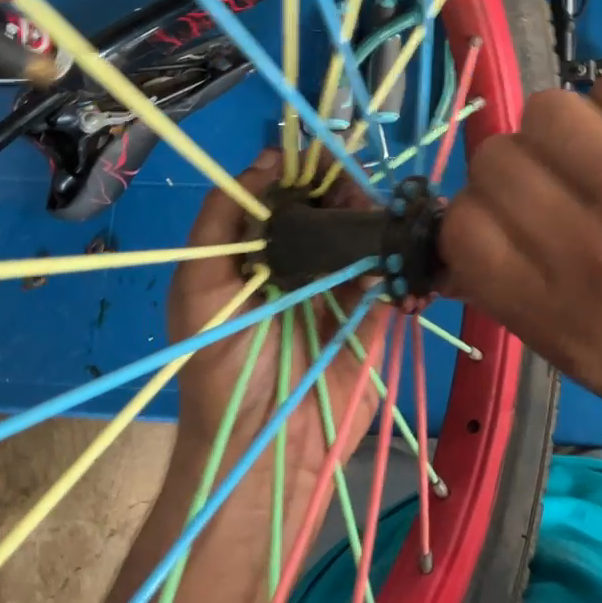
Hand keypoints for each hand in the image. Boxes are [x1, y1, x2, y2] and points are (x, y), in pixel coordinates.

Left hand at [168, 148, 394, 465]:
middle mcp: (303, 264)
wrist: (264, 447)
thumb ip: (220, 220)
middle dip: (345, 188)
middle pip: (332, 209)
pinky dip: (403, 253)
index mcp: (261, 254)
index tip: (320, 156)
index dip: (304, 172)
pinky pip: (394, 274)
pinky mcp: (377, 316)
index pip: (287, 197)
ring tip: (375, 207)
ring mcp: (343, 289)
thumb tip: (267, 158)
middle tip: (354, 182)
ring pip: (366, 233)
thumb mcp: (198, 288)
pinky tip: (402, 237)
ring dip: (375, 213)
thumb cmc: (221, 367)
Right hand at [439, 69, 601, 432]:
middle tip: (561, 184)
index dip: (473, 218)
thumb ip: (534, 316)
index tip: (506, 219)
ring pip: (545, 111)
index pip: (464, 234)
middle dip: (516, 171)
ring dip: (565, 131)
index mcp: (577, 328)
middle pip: (495, 162)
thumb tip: (467, 246)